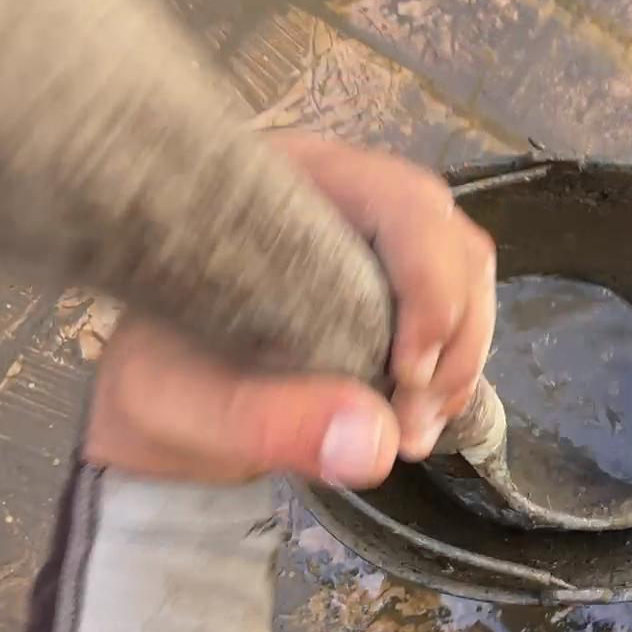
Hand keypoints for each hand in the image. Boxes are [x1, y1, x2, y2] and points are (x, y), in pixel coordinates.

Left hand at [81, 133, 496, 486]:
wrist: (169, 412)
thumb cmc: (164, 389)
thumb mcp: (193, 408)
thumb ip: (274, 422)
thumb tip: (381, 442)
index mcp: (291, 189)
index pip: (402, 204)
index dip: (429, 280)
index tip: (407, 373)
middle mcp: (349, 203)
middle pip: (451, 243)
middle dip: (453, 337)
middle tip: (415, 418)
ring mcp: (381, 246)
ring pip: (468, 282)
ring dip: (460, 363)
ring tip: (415, 430)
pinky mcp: (399, 292)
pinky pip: (460, 319)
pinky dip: (454, 376)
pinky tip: (419, 420)